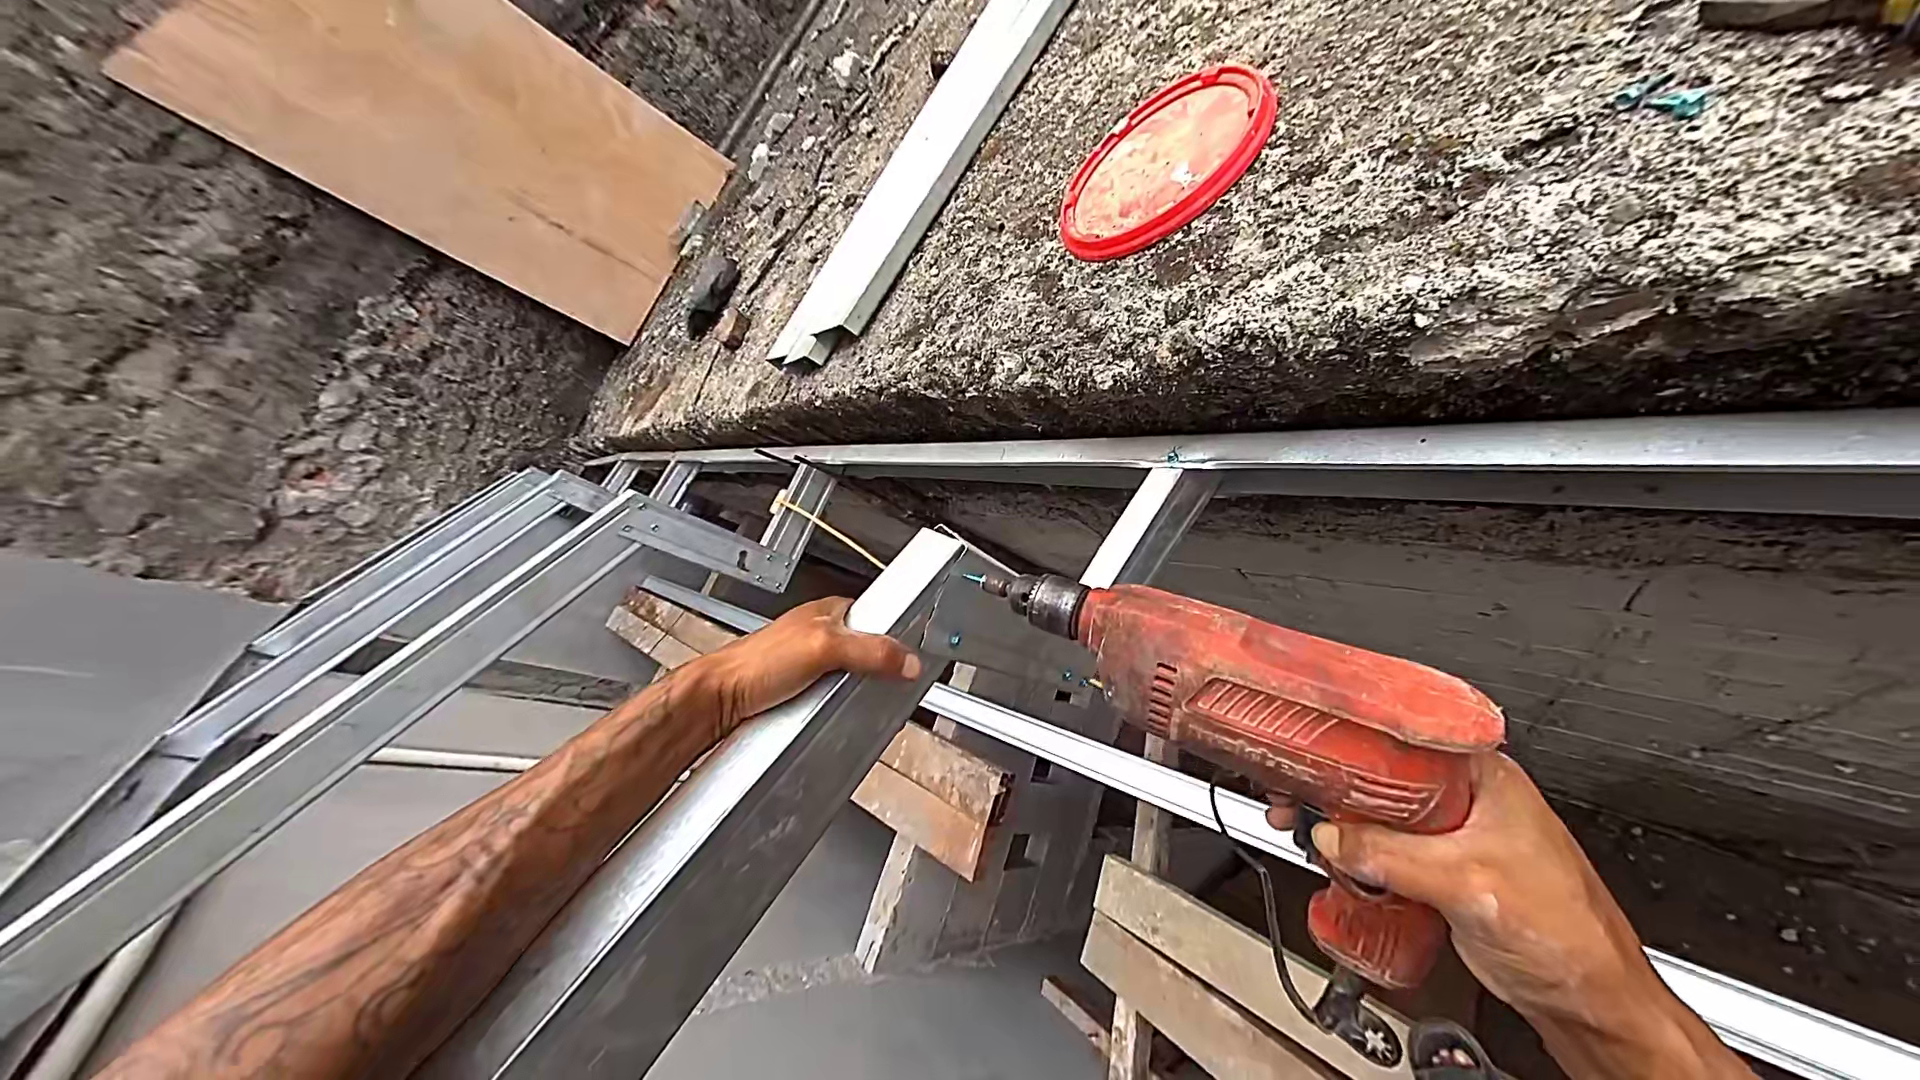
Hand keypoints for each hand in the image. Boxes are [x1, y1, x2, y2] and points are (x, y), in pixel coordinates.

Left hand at [680, 596, 922, 740]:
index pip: (879, 616)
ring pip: (853, 675)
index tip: (912, 656)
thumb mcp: (823, 647)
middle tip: (888, 682)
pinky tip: (836, 710)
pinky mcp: (804, 689)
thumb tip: (908, 660)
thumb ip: (869, 650)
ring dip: (857, 689)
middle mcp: (823, 634)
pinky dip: (839, 704)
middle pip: (869, 649)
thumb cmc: (755, 663)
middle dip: (879, 667)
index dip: (897, 635)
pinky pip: (835, 695)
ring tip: (858, 698)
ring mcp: (813, 663)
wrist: (719, 699)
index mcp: (830, 611)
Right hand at [1265, 753, 1645, 1017]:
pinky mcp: (1433, 861)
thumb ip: (1391, 856)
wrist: (1590, 1005)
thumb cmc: (1570, 938)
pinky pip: (1378, 843)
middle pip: (1377, 774)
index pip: (1401, 739)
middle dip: (1331, 787)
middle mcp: (1461, 795)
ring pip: (1373, 810)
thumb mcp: (1469, 883)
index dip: (1350, 744)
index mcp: (1481, 776)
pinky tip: (1333, 857)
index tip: (1311, 751)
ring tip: (1303, 826)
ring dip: (1335, 820)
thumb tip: (1329, 836)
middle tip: (1296, 793)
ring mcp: (1446, 829)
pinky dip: (1350, 849)